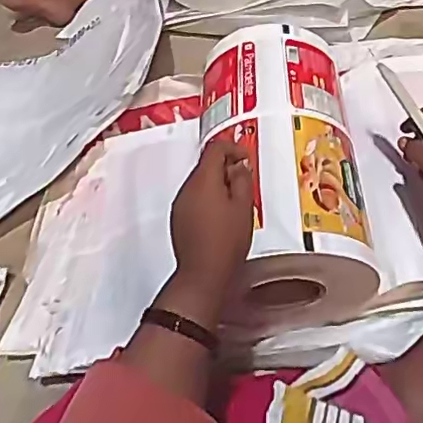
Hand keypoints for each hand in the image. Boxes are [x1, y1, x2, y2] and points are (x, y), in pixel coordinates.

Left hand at [168, 138, 255, 302]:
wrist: (204, 275)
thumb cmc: (225, 244)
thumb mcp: (244, 206)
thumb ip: (243, 179)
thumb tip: (239, 166)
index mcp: (204, 181)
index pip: (216, 148)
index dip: (233, 148)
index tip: (244, 155)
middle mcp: (188, 189)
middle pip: (206, 165)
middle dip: (225, 167)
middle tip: (243, 178)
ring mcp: (181, 204)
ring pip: (200, 182)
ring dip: (216, 184)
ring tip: (235, 201)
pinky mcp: (179, 218)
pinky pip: (193, 198)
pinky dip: (207, 199)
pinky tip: (221, 215)